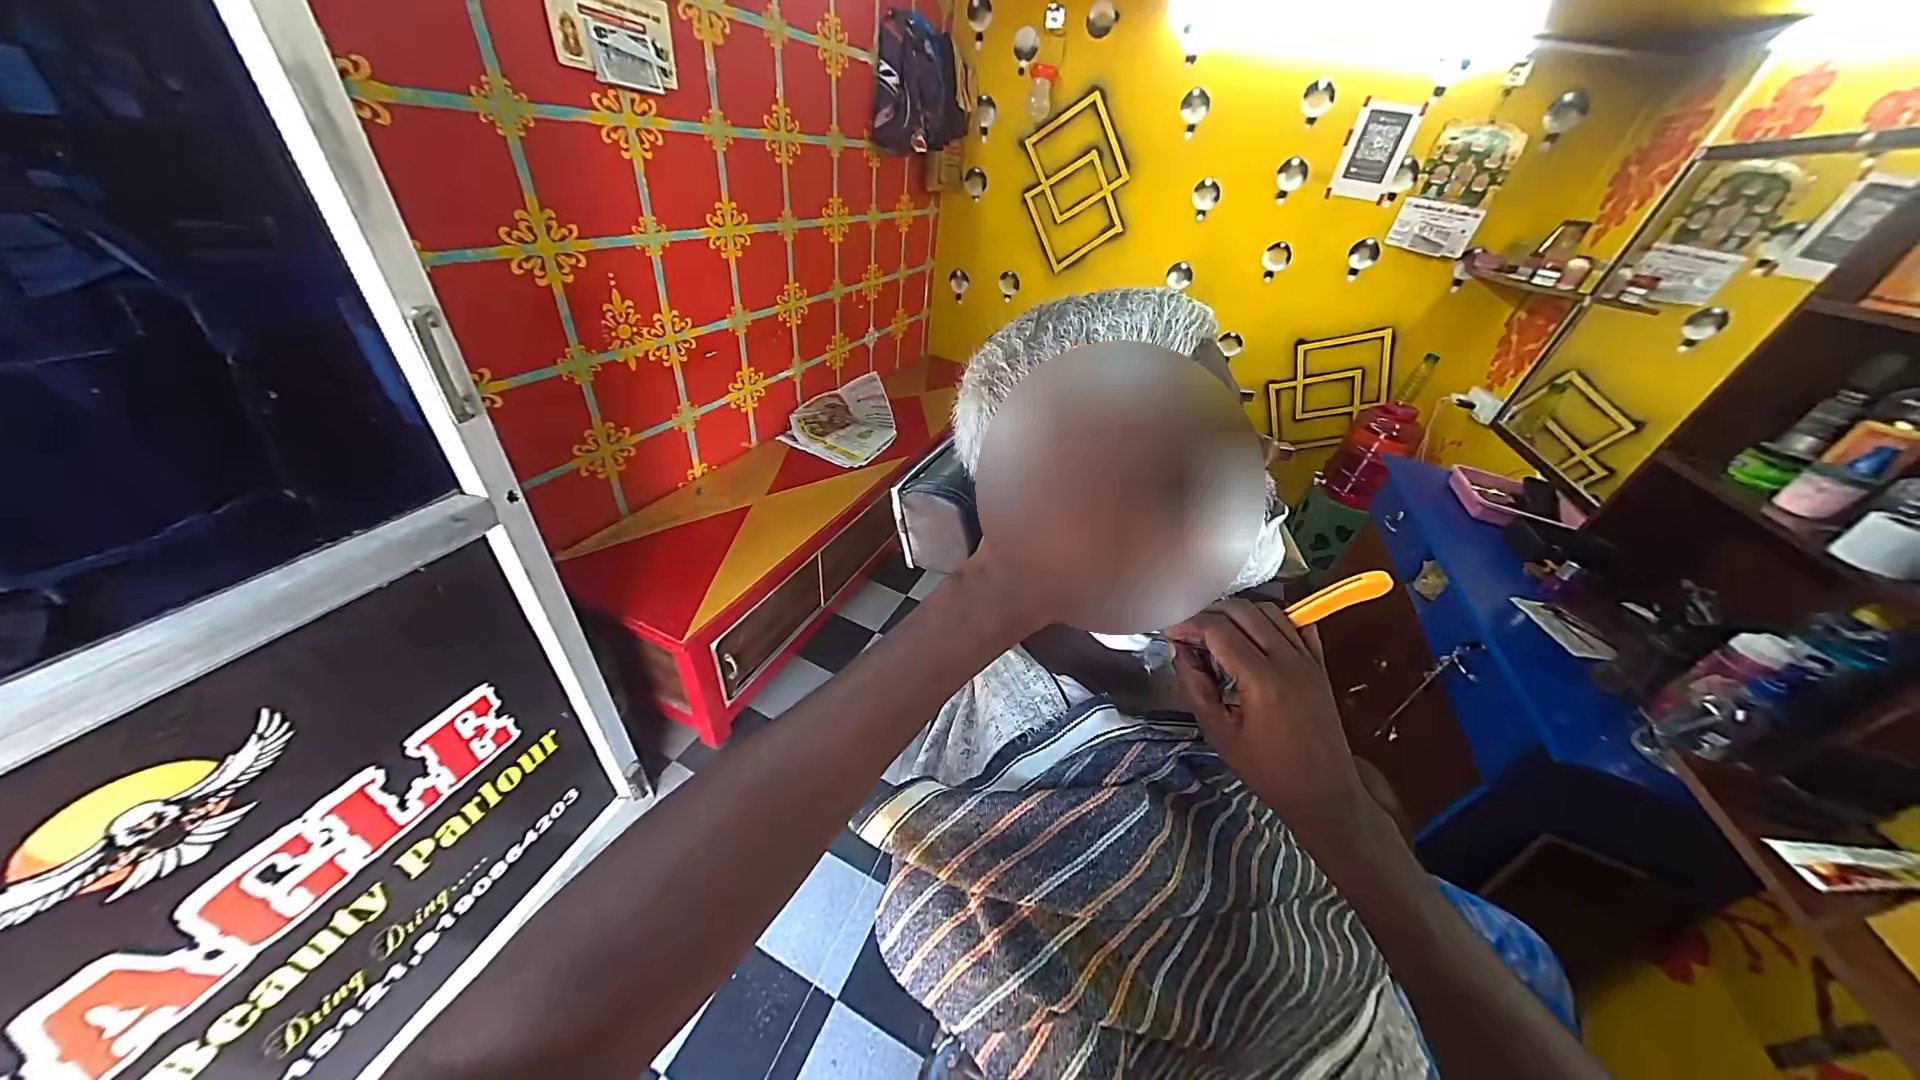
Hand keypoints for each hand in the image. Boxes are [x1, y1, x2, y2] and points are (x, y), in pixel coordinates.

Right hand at [1165, 599, 1368, 829]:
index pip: (1218, 630)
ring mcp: (1307, 659)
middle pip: (1243, 611)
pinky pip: (1295, 623)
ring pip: (1269, 610)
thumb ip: (1196, 685)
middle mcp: (1288, 660)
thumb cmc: (1267, 769)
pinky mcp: (1319, 664)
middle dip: (1209, 613)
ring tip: (1215, 630)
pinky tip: (1252, 632)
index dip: (1189, 624)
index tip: (1170, 631)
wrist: (1324, 792)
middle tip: (1188, 630)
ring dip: (1238, 612)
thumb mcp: (1218, 731)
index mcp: (1261, 679)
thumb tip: (1179, 650)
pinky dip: (1269, 619)